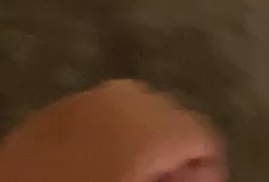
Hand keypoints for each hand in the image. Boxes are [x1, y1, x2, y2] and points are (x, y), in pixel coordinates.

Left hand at [0, 80, 224, 181]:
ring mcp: (89, 95)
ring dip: (148, 144)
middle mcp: (122, 96)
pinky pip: (109, 112)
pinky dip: (119, 135)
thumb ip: (175, 180)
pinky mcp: (62, 105)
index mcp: (146, 123)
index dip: (207, 171)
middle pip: (173, 115)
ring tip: (137, 178)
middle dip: (178, 155)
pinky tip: (106, 167)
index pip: (202, 133)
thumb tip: (198, 176)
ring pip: (140, 109)